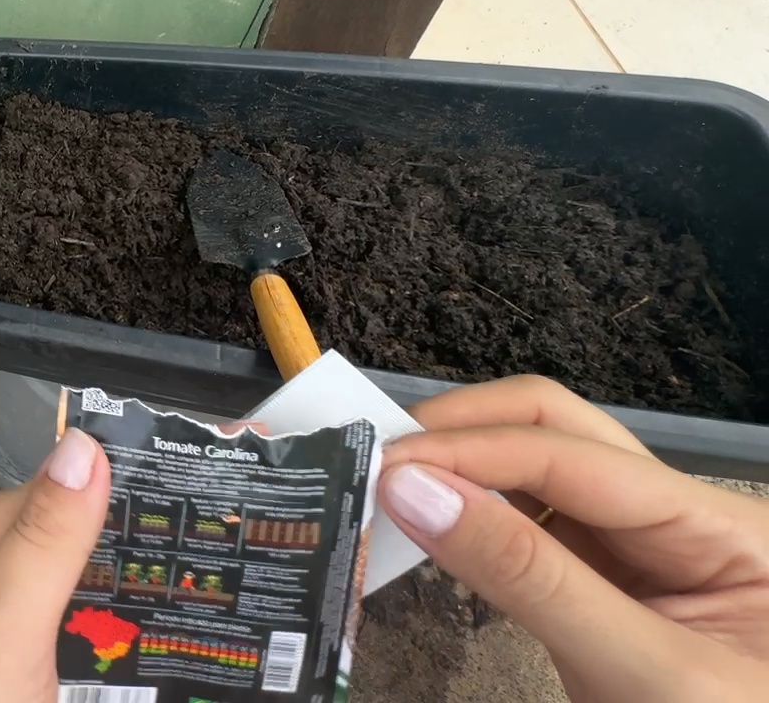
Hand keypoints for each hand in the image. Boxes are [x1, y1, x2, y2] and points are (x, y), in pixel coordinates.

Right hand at [379, 376, 768, 701]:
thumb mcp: (651, 677)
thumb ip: (530, 577)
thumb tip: (405, 487)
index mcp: (721, 528)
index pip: (566, 449)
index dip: (466, 449)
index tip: (380, 468)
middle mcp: (676, 514)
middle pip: (549, 425)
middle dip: (457, 431)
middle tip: (384, 460)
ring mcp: (633, 543)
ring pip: (524, 458)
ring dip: (452, 463)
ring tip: (391, 485)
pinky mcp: (590, 572)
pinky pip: (513, 512)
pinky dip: (459, 504)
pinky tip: (425, 518)